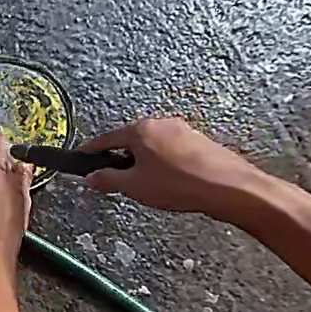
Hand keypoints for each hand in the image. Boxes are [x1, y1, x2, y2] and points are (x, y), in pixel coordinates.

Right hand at [79, 117, 265, 218]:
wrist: (227, 187)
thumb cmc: (180, 183)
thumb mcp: (134, 186)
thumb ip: (108, 180)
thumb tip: (91, 178)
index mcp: (141, 130)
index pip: (108, 138)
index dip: (92, 149)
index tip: (83, 154)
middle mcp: (162, 124)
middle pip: (132, 140)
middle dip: (122, 158)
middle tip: (115, 178)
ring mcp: (183, 131)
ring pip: (154, 145)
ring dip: (145, 162)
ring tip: (147, 185)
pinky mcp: (199, 142)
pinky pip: (172, 151)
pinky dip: (164, 163)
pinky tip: (169, 182)